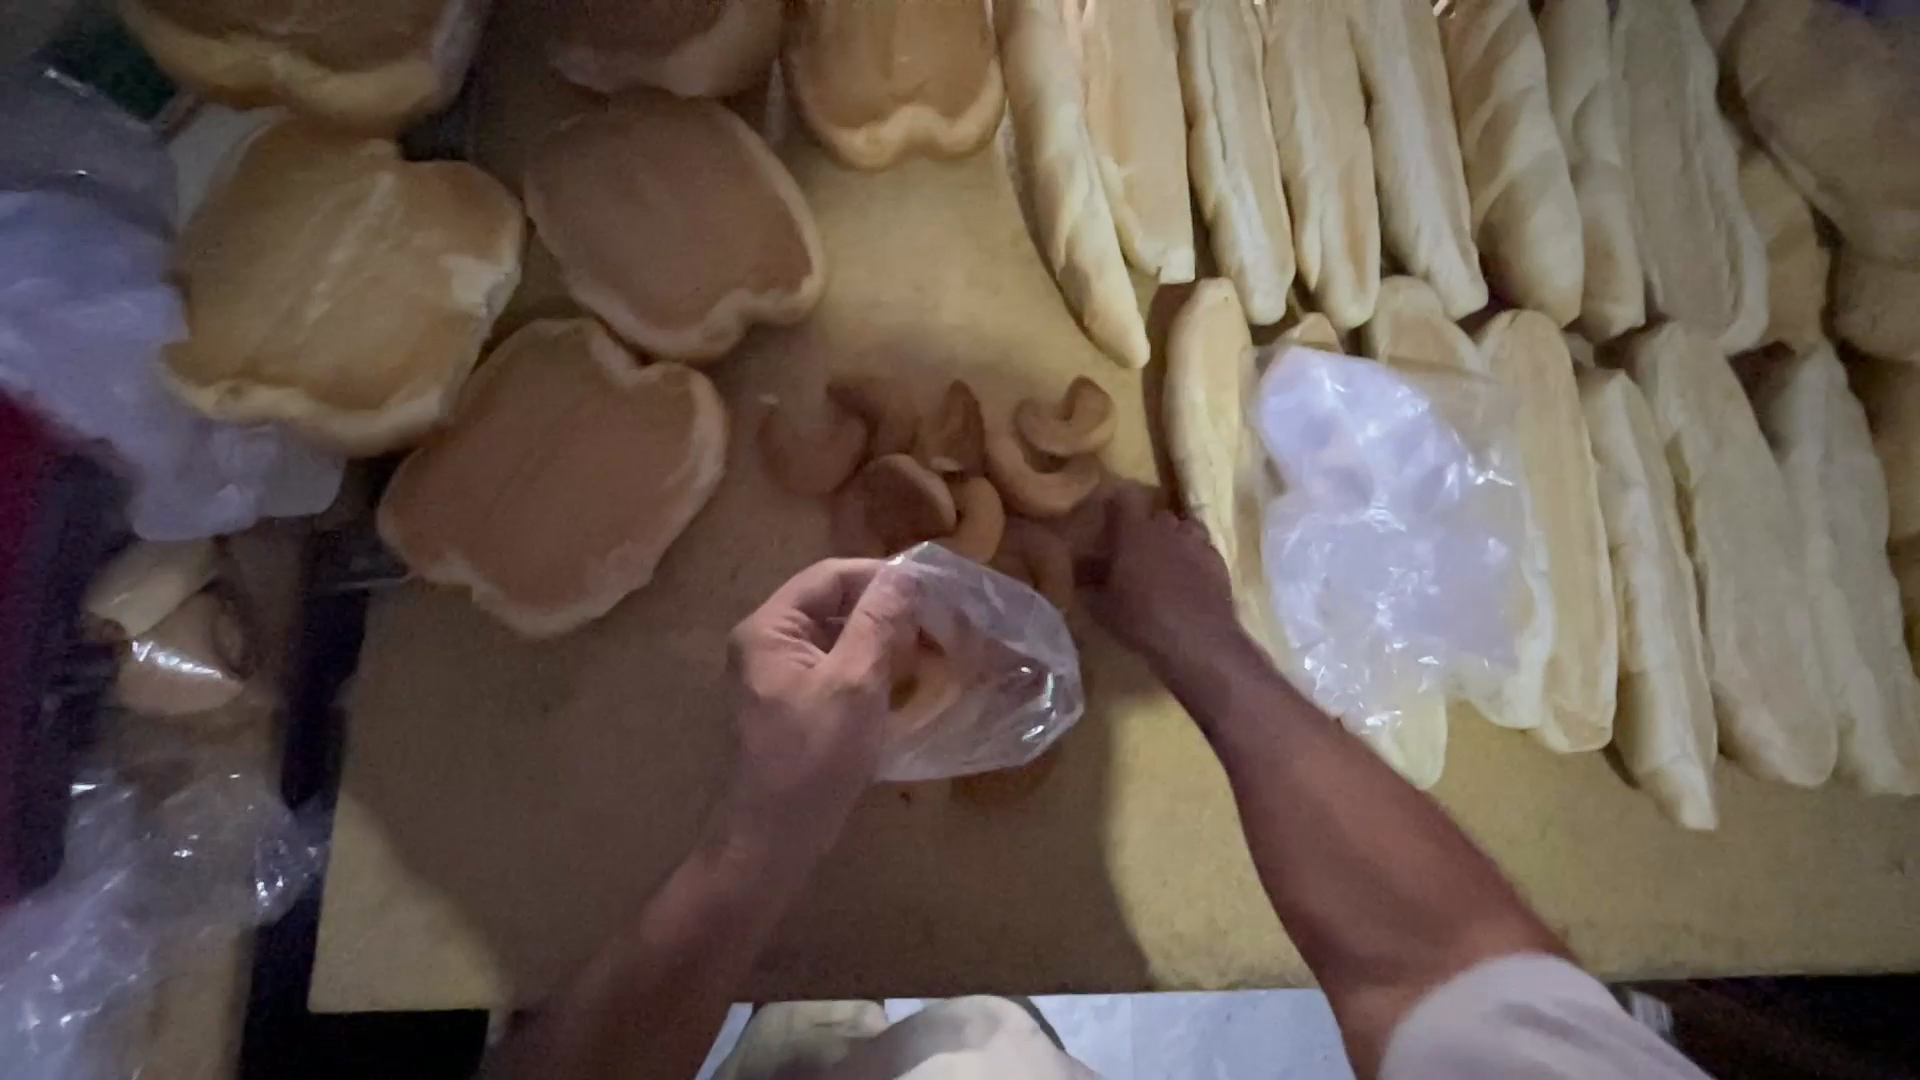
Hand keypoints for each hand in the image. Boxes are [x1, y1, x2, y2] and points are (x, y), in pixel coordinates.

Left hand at [721, 559, 917, 853]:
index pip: (831, 576)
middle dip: (888, 611)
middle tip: (938, 623)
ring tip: (931, 650)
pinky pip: (838, 669)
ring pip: (840, 638)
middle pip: (834, 604)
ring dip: (884, 640)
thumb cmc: (812, 760)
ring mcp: (781, 676)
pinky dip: (873, 669)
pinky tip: (906, 681)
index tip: (932, 591)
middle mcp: (770, 643)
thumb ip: (879, 623)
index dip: (882, 577)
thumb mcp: (854, 684)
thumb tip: (906, 575)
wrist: (771, 844)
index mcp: (770, 628)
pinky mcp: (796, 705)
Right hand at [1080, 484, 1241, 673]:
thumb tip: (1080, 572)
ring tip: (1165, 562)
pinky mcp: (1218, 561)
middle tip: (1135, 551)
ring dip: (1173, 539)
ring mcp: (1196, 542)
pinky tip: (1189, 579)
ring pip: (1183, 528)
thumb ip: (1088, 583)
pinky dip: (1194, 558)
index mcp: (1134, 531)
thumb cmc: (1141, 618)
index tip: (1109, 519)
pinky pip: (1202, 549)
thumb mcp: (1101, 606)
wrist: (1197, 639)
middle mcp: (1166, 528)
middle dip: (1146, 528)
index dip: (1117, 505)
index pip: (1124, 497)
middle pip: (1156, 514)